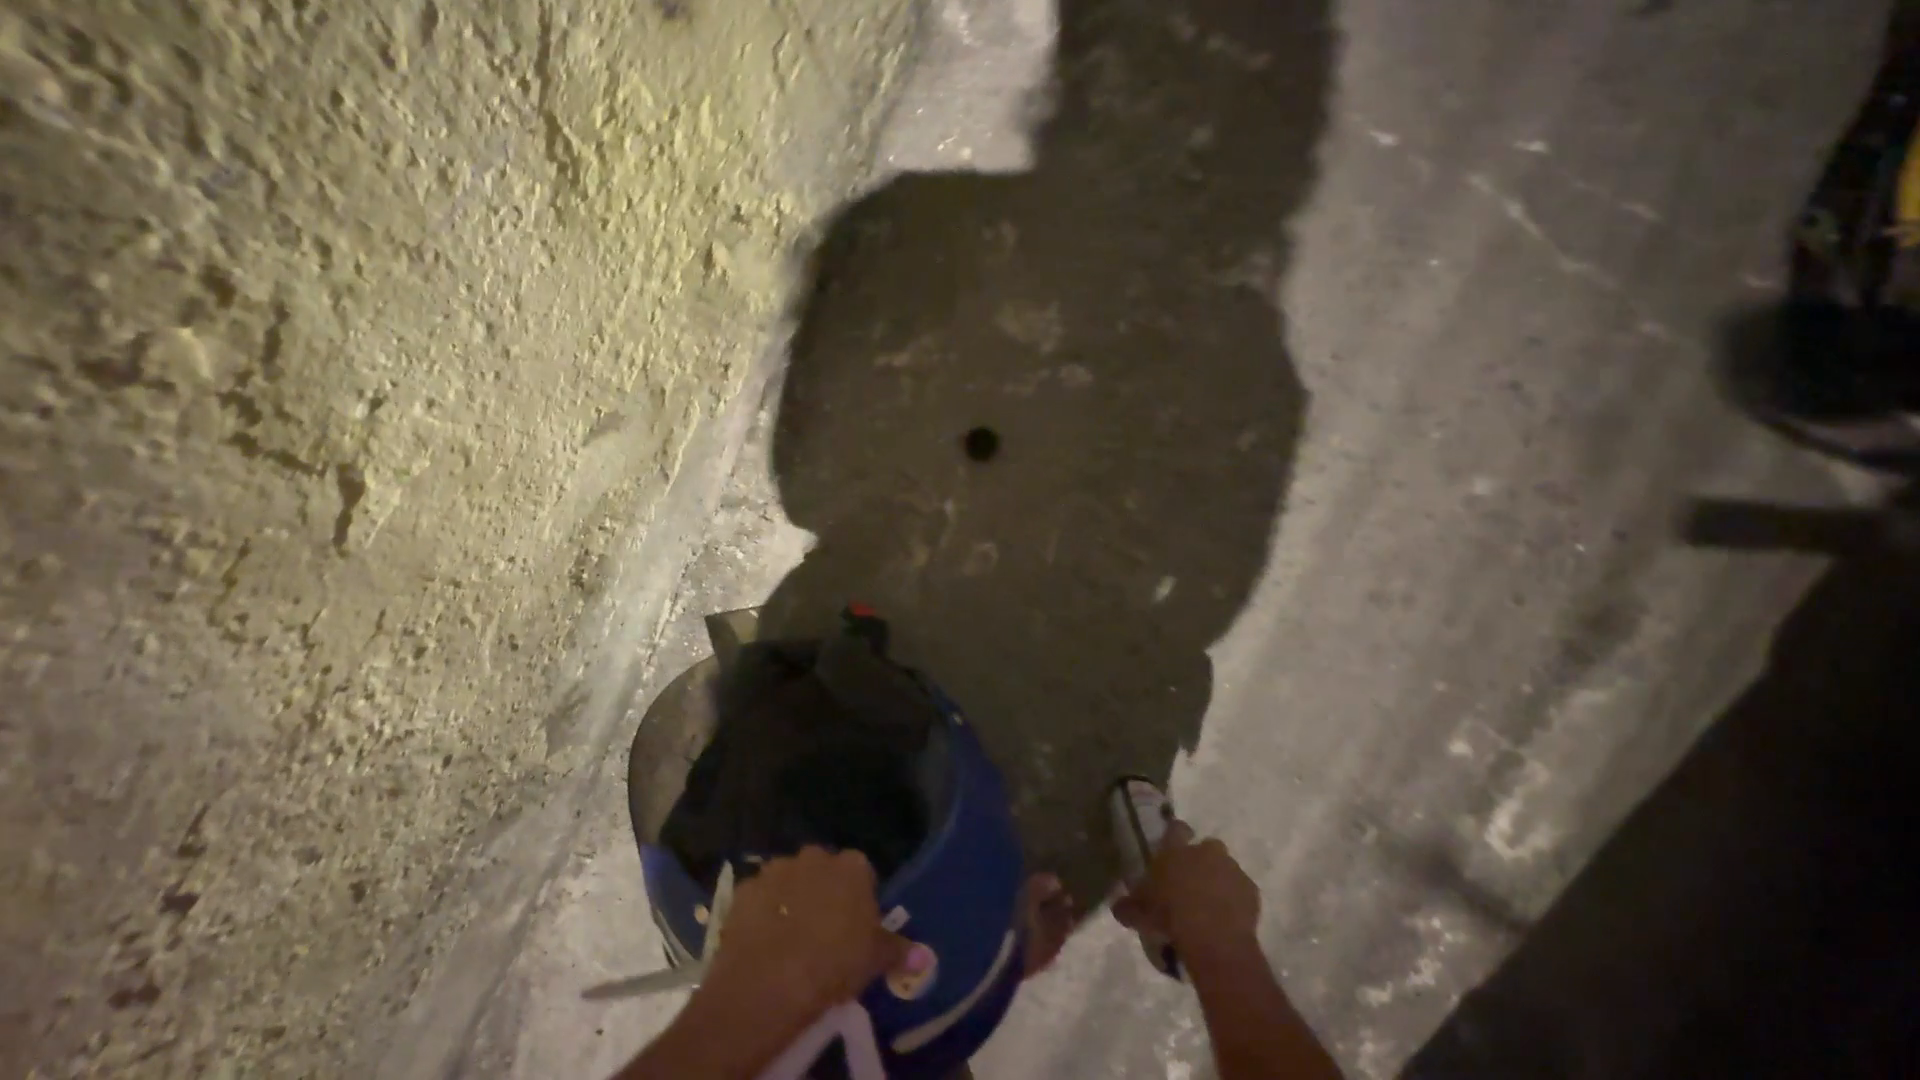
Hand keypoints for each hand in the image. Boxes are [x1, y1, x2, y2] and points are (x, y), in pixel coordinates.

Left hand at [697, 847, 922, 1029]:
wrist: (769, 981)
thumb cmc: (834, 964)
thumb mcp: (875, 960)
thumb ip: (899, 950)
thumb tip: (924, 955)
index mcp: (852, 866)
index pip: (862, 873)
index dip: (859, 899)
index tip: (856, 927)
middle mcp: (814, 857)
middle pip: (823, 871)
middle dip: (823, 892)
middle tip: (824, 932)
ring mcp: (775, 870)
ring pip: (789, 881)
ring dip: (791, 900)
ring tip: (791, 939)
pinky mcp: (743, 890)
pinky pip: (759, 899)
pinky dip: (762, 914)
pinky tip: (764, 943)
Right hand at [1112, 821, 1259, 952]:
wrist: (1213, 938)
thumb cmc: (1169, 916)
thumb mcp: (1138, 914)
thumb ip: (1128, 907)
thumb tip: (1119, 907)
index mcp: (1176, 850)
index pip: (1175, 829)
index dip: (1174, 835)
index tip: (1172, 846)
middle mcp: (1206, 852)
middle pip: (1207, 846)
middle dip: (1201, 860)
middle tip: (1191, 881)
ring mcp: (1231, 869)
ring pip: (1226, 868)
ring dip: (1219, 880)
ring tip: (1210, 905)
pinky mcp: (1251, 890)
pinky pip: (1242, 891)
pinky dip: (1235, 900)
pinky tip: (1226, 918)